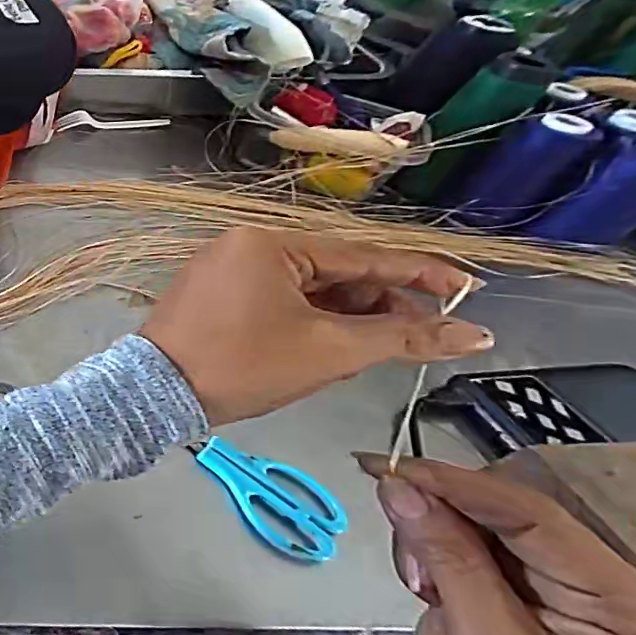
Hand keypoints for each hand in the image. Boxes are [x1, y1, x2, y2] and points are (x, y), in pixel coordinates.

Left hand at [139, 228, 491, 424]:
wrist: (160, 389)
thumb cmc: (244, 363)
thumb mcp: (332, 349)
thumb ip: (405, 336)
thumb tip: (475, 332)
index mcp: (264, 245)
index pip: (361, 255)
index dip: (421, 273)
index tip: (471, 288)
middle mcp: (238, 248)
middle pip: (331, 270)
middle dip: (379, 303)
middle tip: (423, 336)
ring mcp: (219, 270)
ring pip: (303, 287)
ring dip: (345, 315)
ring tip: (377, 348)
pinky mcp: (210, 295)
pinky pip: (273, 298)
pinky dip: (308, 319)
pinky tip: (333, 345)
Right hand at [357, 454, 635, 634]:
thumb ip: (447, 562)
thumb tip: (400, 488)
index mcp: (634, 613)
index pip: (533, 516)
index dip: (452, 481)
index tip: (379, 465)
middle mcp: (625, 596)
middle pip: (514, 517)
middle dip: (441, 519)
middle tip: (405, 559)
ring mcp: (595, 601)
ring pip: (495, 530)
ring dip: (439, 540)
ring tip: (422, 585)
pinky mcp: (561, 604)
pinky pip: (494, 554)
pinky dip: (448, 557)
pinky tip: (436, 587)